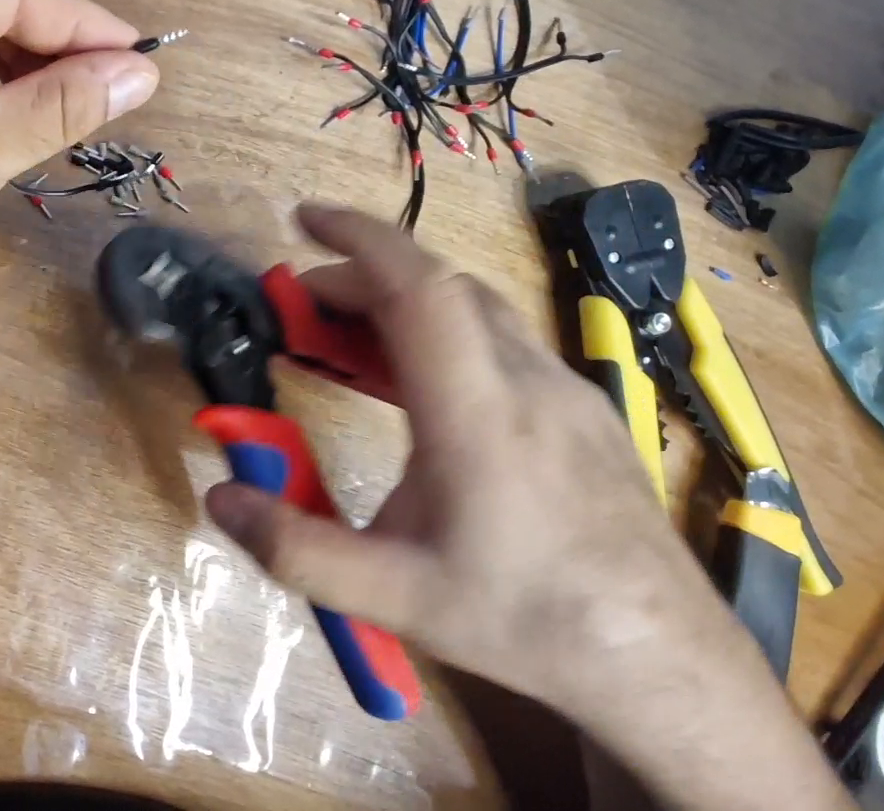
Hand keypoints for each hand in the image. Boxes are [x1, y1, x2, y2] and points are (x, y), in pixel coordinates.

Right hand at [204, 204, 749, 717]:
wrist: (665, 666)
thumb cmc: (521, 619)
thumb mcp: (391, 596)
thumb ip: (293, 548)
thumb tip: (219, 496)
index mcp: (478, 414)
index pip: (421, 289)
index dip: (359, 238)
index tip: (302, 217)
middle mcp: (527, 383)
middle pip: (440, 289)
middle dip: (357, 277)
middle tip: (296, 307)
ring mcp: (565, 393)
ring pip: (473, 311)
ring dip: (396, 306)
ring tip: (337, 340)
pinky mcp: (580, 413)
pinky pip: (497, 343)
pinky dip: (436, 334)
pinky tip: (408, 386)